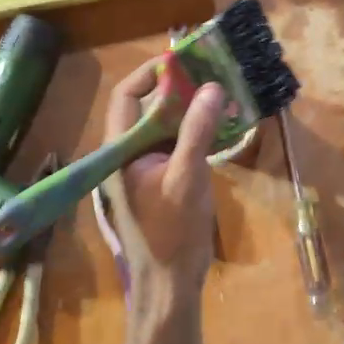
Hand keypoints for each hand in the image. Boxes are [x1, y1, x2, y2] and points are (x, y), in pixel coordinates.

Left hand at [103, 59, 226, 303]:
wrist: (171, 284)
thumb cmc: (171, 231)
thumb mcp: (187, 177)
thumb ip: (197, 131)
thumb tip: (211, 87)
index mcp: (120, 151)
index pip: (126, 96)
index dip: (150, 74)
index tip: (181, 60)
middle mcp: (128, 153)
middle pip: (147, 106)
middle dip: (177, 86)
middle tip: (209, 70)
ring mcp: (146, 167)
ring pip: (164, 123)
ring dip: (190, 106)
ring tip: (221, 90)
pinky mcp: (164, 178)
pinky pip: (178, 141)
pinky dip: (197, 128)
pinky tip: (224, 122)